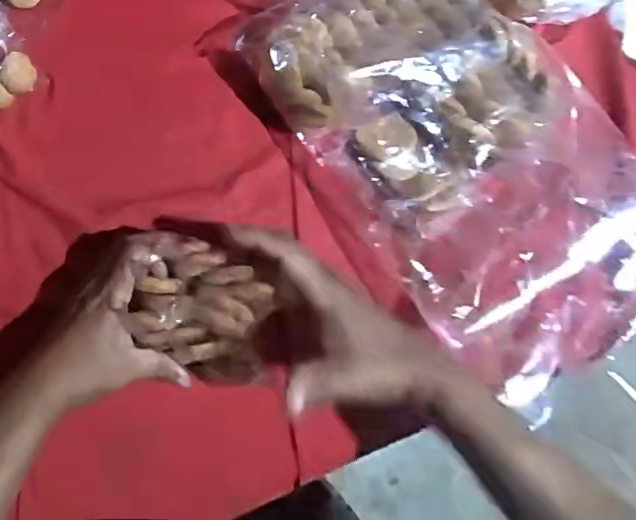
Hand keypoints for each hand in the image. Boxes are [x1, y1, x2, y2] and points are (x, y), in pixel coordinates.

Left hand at [14, 237, 192, 413]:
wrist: (37, 378)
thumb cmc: (84, 369)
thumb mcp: (127, 367)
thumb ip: (159, 365)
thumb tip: (188, 379)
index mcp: (107, 287)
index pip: (134, 248)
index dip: (159, 242)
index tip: (184, 246)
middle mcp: (91, 275)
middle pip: (120, 242)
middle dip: (149, 244)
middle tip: (171, 260)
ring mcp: (76, 280)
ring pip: (105, 248)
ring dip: (130, 249)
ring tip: (151, 266)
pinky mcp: (67, 289)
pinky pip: (93, 260)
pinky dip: (112, 259)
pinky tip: (122, 278)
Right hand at [223, 225, 471, 416]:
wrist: (422, 370)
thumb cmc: (382, 365)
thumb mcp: (346, 378)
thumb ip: (314, 385)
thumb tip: (285, 405)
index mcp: (321, 286)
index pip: (283, 250)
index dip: (252, 237)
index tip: (222, 231)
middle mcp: (319, 279)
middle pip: (280, 245)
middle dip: (247, 237)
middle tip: (213, 237)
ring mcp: (324, 288)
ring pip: (285, 257)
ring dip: (257, 251)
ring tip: (225, 253)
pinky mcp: (326, 300)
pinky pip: (290, 274)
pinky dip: (268, 270)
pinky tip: (252, 283)